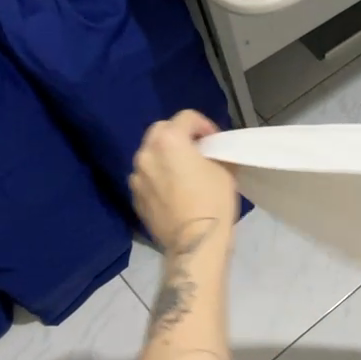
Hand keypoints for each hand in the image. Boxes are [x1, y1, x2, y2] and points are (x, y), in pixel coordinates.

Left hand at [130, 111, 238, 256]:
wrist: (195, 242)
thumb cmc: (214, 202)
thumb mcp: (225, 170)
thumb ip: (214, 154)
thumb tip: (210, 154)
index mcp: (170, 140)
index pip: (186, 117)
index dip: (204, 125)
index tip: (214, 140)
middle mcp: (146, 153)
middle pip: (161, 131)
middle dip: (179, 135)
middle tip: (196, 150)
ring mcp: (137, 176)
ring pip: (150, 155)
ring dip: (165, 156)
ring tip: (182, 172)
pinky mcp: (135, 197)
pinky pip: (146, 178)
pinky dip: (158, 177)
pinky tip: (173, 192)